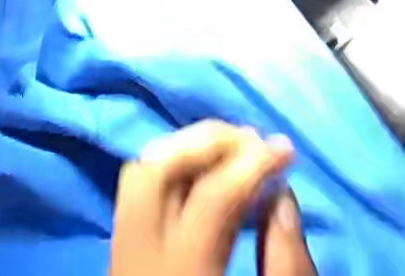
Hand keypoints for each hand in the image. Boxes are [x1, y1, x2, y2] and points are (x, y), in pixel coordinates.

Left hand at [109, 121, 315, 275]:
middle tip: (251, 141)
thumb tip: (282, 194)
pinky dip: (170, 170)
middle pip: (157, 170)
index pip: (211, 199)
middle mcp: (138, 255)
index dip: (251, 166)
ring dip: (185, 149)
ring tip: (233, 149)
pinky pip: (136, 192)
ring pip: (139, 173)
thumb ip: (286, 267)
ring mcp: (120, 251)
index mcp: (179, 272)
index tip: (285, 148)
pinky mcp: (118, 252)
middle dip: (204, 142)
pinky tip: (206, 175)